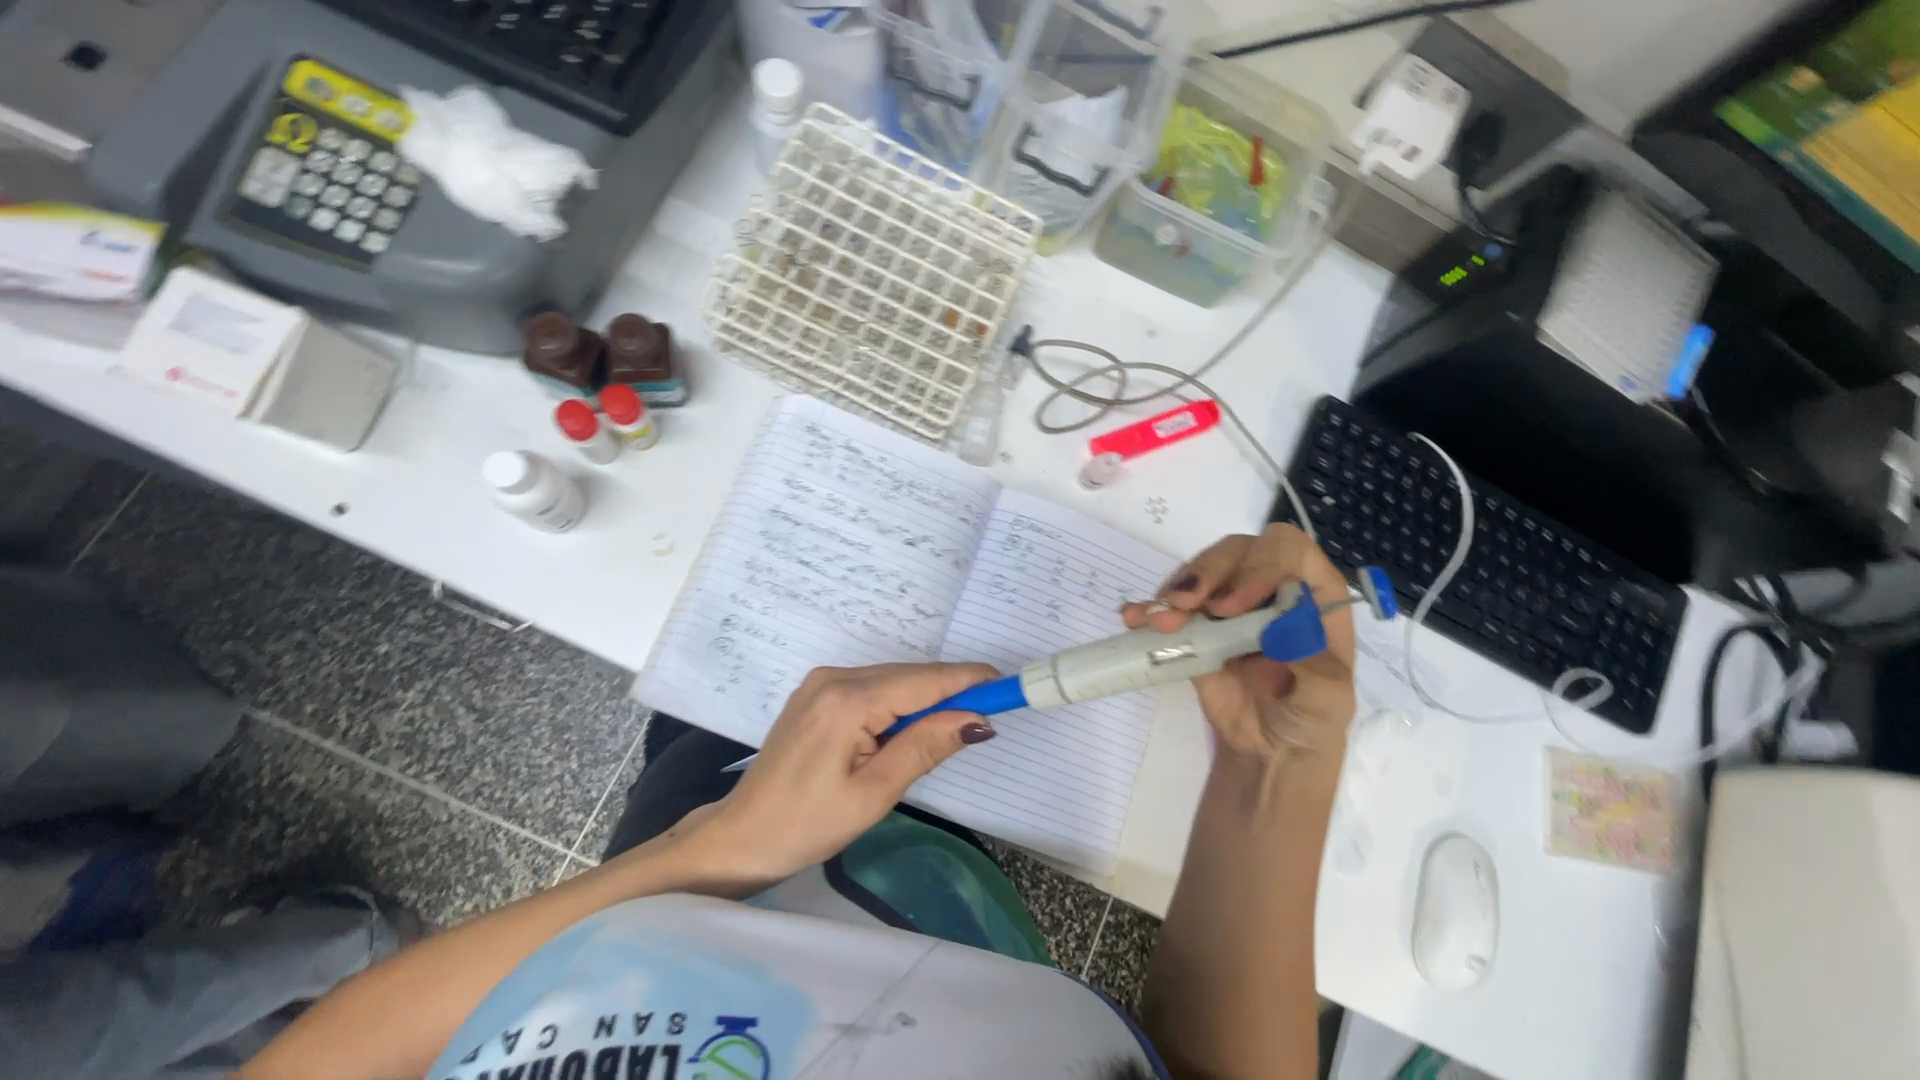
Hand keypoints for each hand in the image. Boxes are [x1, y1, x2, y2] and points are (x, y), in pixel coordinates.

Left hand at [666, 663, 1000, 890]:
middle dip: (952, 693)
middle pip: (910, 676)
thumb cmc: (807, 825)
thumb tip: (977, 719)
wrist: (742, 837)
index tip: (1011, 687)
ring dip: (926, 700)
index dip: (970, 682)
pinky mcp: (816, 695)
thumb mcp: (874, 793)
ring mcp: (821, 682)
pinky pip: (873, 689)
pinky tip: (914, 728)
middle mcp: (834, 677)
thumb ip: (925, 747)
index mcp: (847, 699)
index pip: (925, 681)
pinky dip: (900, 704)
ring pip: (893, 681)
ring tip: (958, 728)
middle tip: (991, 717)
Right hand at [1121, 524, 1355, 761]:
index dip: (1260, 564)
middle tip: (1187, 604)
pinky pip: (1171, 604)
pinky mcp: (1196, 625)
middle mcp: (1271, 587)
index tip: (1233, 605)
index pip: (1289, 551)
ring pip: (1202, 571)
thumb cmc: (1310, 719)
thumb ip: (1313, 665)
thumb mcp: (1327, 699)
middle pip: (1238, 550)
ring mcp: (1229, 604)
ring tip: (1159, 621)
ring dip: (1177, 589)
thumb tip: (1282, 631)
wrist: (1270, 750)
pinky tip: (1134, 618)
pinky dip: (1150, 606)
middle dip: (1209, 571)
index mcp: (1312, 594)